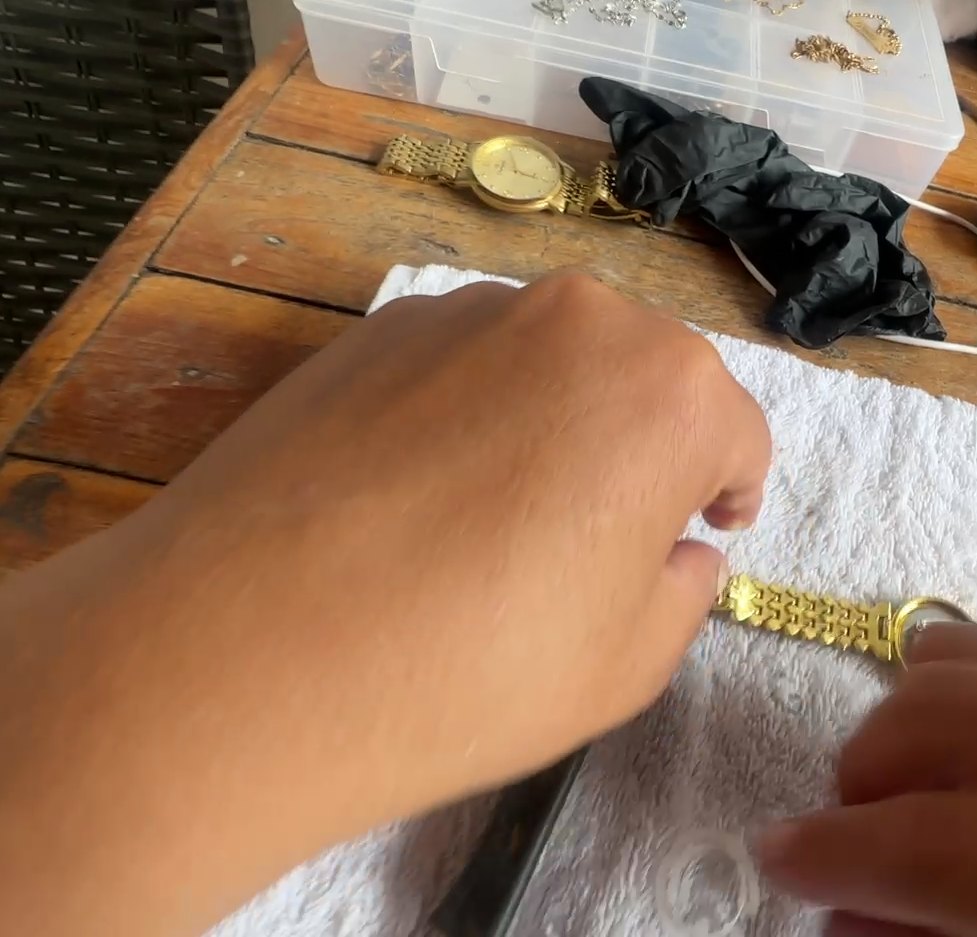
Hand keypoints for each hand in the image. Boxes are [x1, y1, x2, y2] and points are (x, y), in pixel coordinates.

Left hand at [0, 273, 769, 936]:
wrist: (238, 654)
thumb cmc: (472, 668)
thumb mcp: (630, 662)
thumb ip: (685, 588)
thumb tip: (679, 546)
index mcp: (671, 393)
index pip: (737, 434)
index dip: (728, 491)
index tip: (701, 531)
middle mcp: (587, 320)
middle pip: (655, 381)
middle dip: (653, 446)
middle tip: (605, 525)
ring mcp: (479, 307)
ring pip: (566, 359)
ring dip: (568, 417)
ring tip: (507, 505)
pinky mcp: (389, 320)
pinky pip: (478, 357)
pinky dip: (485, 404)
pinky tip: (429, 480)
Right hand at [754, 626, 976, 936]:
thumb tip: (839, 915)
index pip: (944, 840)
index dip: (836, 853)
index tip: (773, 859)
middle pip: (935, 711)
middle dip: (861, 774)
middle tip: (851, 834)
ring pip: (958, 656)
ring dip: (904, 725)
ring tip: (913, 795)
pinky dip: (962, 700)